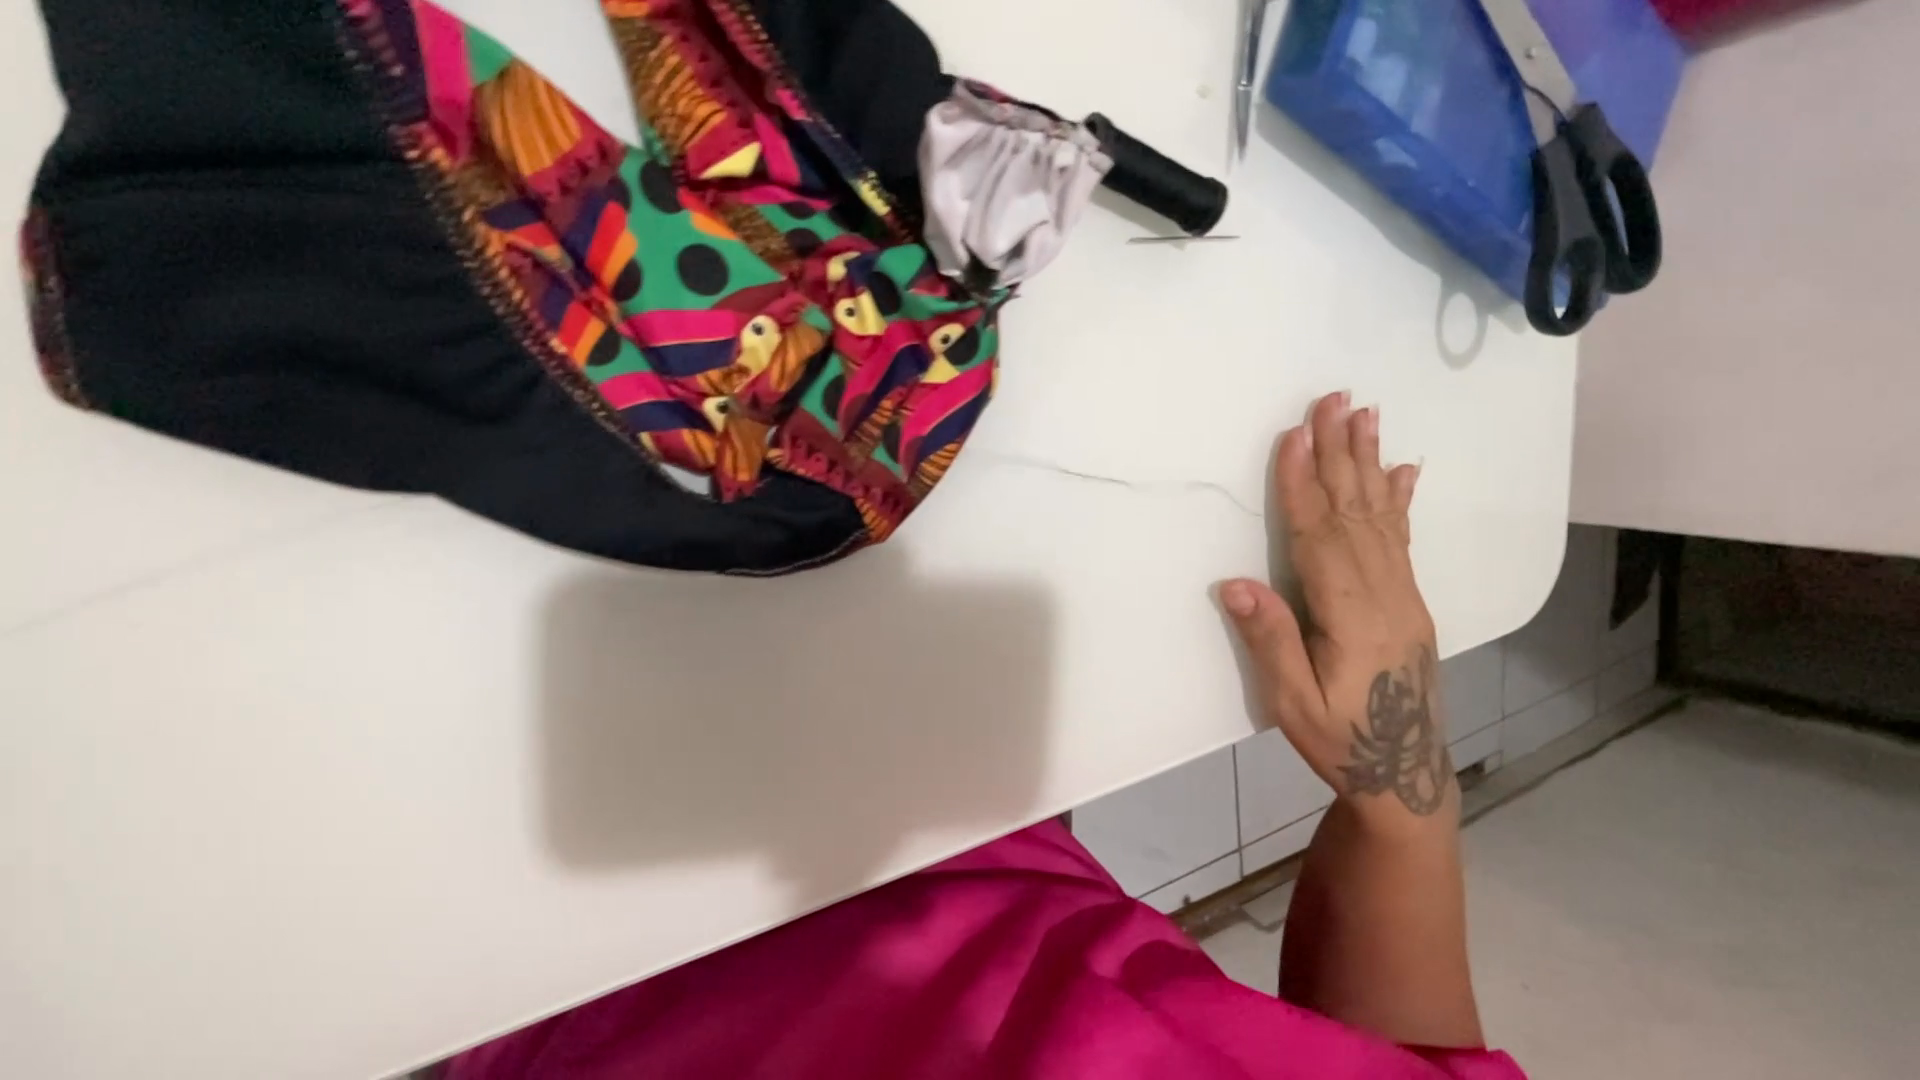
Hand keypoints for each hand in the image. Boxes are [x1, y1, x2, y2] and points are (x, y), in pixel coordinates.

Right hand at [1221, 392, 1453, 829]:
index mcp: (1352, 617)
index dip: (1304, 486)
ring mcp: (1404, 595)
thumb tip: (1235, 583)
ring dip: (1369, 463)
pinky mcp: (1410, 601)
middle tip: (1334, 399)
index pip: (1320, 538)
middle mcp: (1385, 595)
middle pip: (1356, 513)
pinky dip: (1399, 500)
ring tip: (1365, 416)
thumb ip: (1270, 641)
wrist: (1406, 773)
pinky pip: (1402, 540)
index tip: (1295, 436)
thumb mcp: (1294, 704)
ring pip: (1382, 517)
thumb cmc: (1341, 740)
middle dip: (1341, 453)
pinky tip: (1402, 471)